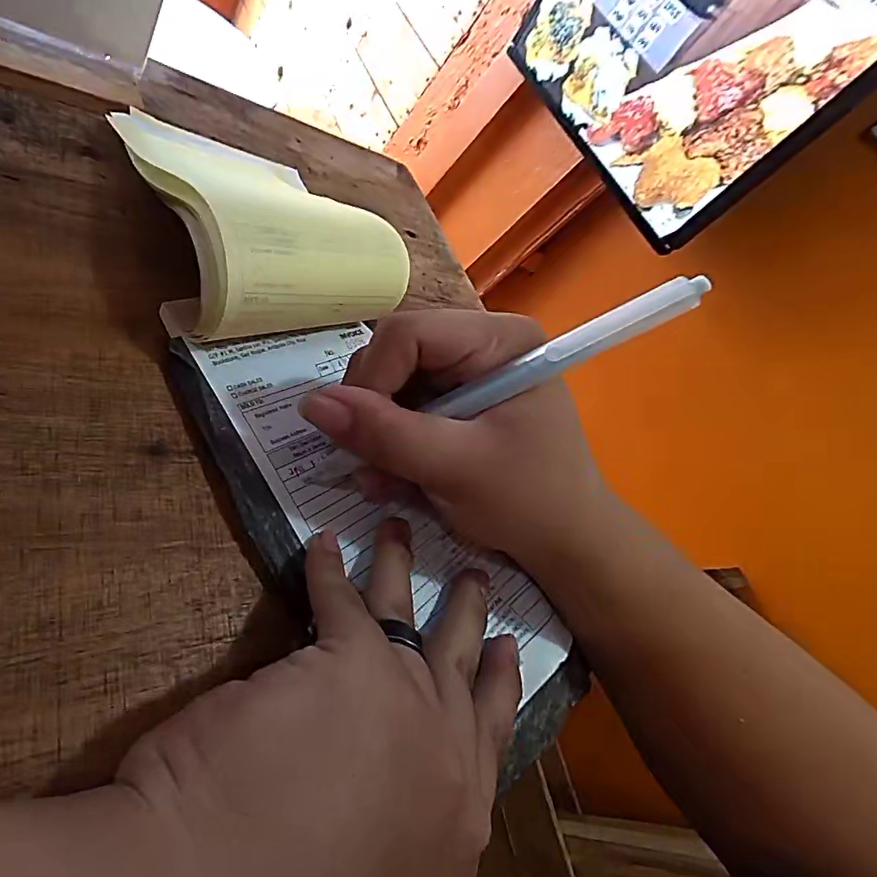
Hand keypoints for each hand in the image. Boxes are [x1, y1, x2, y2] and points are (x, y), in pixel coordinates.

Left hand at [115, 522, 519, 876]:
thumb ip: (388, 825)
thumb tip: (368, 789)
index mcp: (453, 832)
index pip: (489, 739)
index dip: (496, 688)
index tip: (504, 650)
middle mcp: (443, 763)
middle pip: (460, 667)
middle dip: (468, 617)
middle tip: (476, 580)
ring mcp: (403, 705)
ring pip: (411, 619)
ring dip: (403, 570)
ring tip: (403, 535)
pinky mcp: (344, 660)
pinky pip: (341, 597)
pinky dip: (329, 568)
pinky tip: (322, 545)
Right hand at [297, 310, 613, 569]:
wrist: (564, 542)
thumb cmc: (528, 503)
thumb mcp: (454, 469)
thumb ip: (385, 434)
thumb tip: (311, 404)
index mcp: (499, 340)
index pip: (406, 333)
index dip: (372, 381)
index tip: (363, 438)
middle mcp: (481, 342)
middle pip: (392, 353)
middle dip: (372, 410)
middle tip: (374, 462)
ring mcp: (466, 370)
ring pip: (388, 382)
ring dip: (376, 433)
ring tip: (383, 479)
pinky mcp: (454, 399)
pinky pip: (399, 406)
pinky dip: (388, 443)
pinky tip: (394, 478)